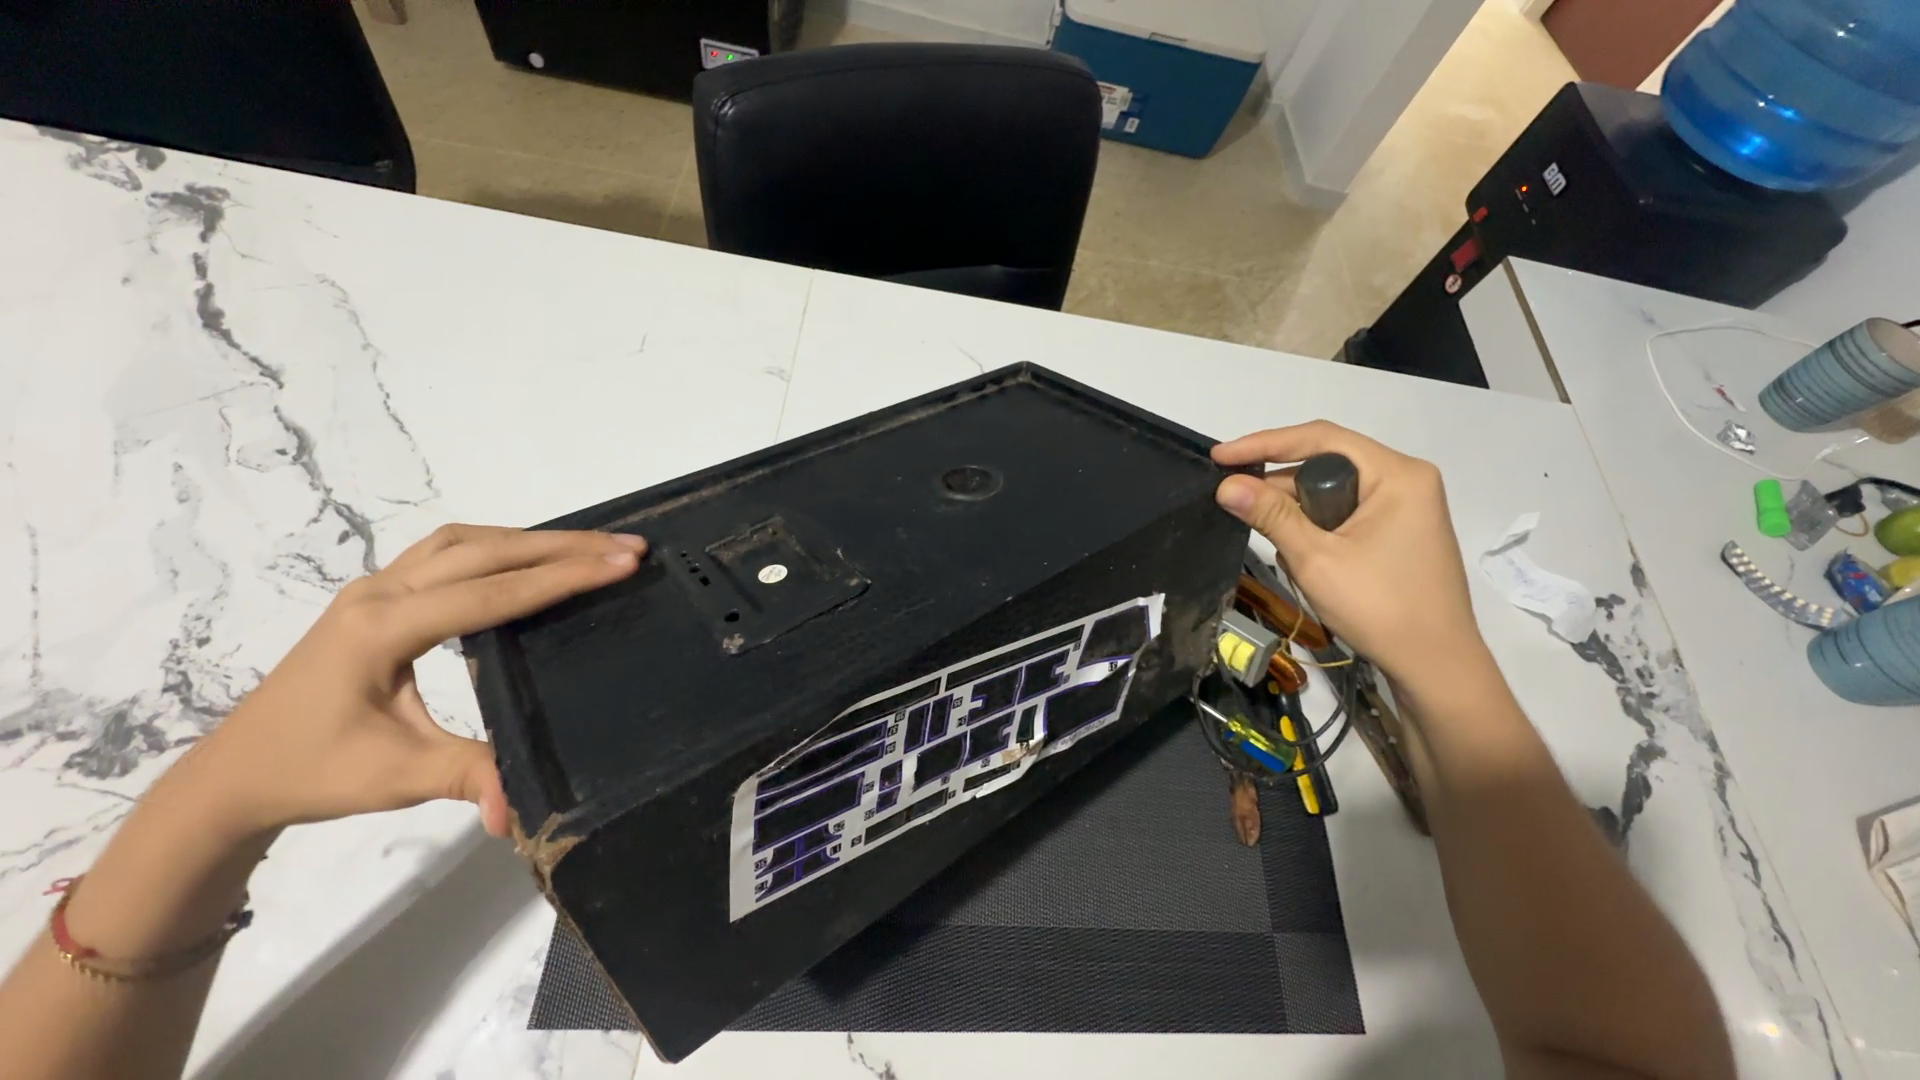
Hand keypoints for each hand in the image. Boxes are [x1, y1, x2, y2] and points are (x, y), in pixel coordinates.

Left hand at [175, 525, 645, 839]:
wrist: (234, 774)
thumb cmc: (312, 772)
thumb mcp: (397, 778)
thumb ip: (468, 778)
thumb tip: (523, 813)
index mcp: (384, 628)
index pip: (492, 592)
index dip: (562, 577)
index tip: (621, 563)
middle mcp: (380, 592)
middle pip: (484, 550)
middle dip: (562, 546)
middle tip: (626, 546)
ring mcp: (374, 589)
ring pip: (464, 541)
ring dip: (531, 539)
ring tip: (590, 545)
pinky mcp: (377, 597)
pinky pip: (448, 552)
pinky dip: (500, 546)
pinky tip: (527, 560)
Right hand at [1212, 422, 1484, 688]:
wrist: (1435, 667)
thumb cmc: (1380, 607)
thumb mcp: (1316, 559)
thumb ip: (1270, 516)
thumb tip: (1226, 485)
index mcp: (1397, 474)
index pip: (1320, 438)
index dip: (1264, 443)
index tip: (1220, 457)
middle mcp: (1406, 480)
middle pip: (1327, 464)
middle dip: (1280, 487)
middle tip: (1235, 502)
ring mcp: (1406, 508)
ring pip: (1334, 492)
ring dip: (1298, 514)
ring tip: (1274, 543)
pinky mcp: (1399, 532)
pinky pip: (1346, 514)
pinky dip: (1318, 529)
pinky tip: (1302, 558)